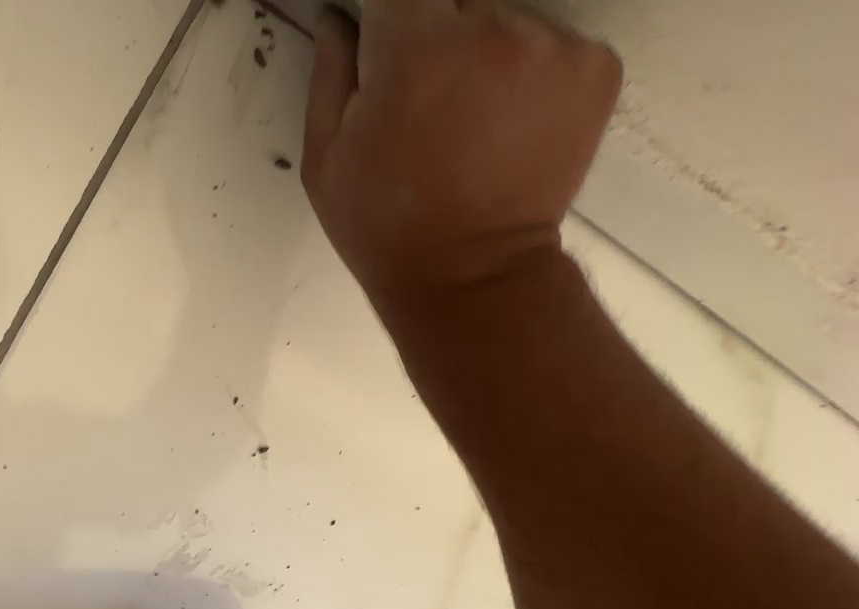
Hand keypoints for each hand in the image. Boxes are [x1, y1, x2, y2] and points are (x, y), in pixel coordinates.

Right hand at [302, 0, 621, 307]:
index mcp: (414, 51)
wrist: (466, 271)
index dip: (384, 11)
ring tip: (462, 115)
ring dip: (479, 50)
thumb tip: (338, 17)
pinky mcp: (595, 65)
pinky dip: (524, 71)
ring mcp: (552, 44)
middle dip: (429, 30)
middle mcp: (492, 28)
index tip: (378, 31)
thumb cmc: (378, 222)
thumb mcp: (324, 158)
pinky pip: (550, 44)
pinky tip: (502, 122)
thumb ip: (330, 74)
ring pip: (504, 17)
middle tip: (418, 92)